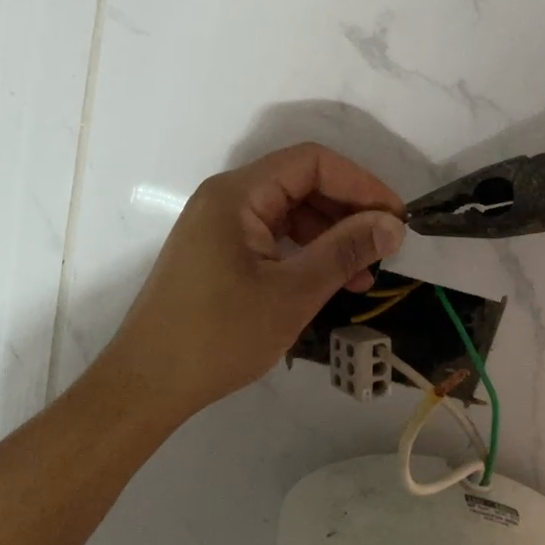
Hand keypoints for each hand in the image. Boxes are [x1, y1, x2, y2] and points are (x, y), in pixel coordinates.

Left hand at [95, 143, 406, 417]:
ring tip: (362, 277)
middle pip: (299, 183)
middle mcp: (225, 199)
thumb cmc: (219, 335)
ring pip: (287, 213)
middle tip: (385, 249)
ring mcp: (217, 227)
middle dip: (346, 212)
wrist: (148, 382)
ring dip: (329, 236)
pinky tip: (328, 282)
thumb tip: (393, 224)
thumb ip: (345, 251)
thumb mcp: (292, 293)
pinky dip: (303, 253)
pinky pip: (269, 237)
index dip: (360, 184)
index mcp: (237, 194)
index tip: (396, 219)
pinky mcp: (215, 253)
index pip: (311, 162)